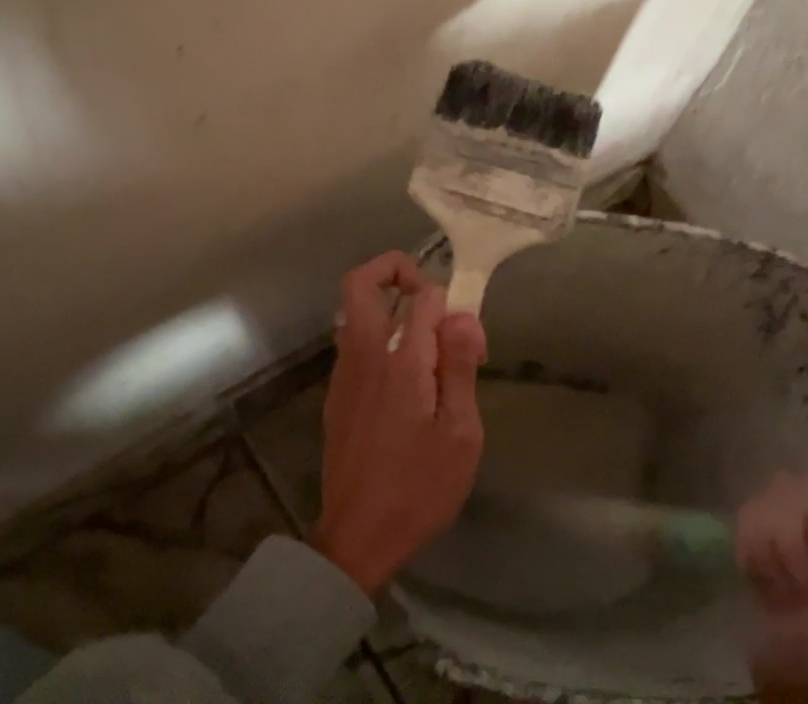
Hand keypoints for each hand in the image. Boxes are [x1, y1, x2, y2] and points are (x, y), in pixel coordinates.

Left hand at [313, 252, 486, 594]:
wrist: (357, 537)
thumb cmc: (419, 487)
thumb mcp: (460, 433)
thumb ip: (460, 367)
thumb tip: (462, 316)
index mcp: (400, 362)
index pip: (422, 297)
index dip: (450, 302)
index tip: (470, 336)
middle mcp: (363, 356)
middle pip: (361, 283)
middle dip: (396, 271)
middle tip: (431, 299)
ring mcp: (343, 374)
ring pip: (355, 311)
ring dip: (389, 306)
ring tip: (429, 345)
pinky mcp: (337, 395)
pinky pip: (355, 343)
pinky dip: (381, 337)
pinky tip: (409, 380)